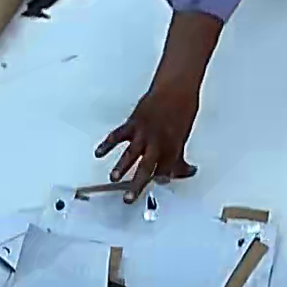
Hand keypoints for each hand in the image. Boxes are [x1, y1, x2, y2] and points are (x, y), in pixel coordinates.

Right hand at [97, 80, 199, 203]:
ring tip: (114, 178)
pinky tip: (98, 153)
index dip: (163, 179)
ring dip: (121, 166)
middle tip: (129, 198)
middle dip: (137, 183)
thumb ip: (179, 158)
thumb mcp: (183, 137)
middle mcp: (156, 142)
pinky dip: (106, 144)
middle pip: (146, 168)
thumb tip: (188, 170)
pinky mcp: (132, 124)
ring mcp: (143, 134)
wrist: (175, 88)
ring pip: (131, 153)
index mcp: (171, 148)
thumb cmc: (181, 110)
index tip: (159, 185)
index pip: (166, 170)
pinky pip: (117, 136)